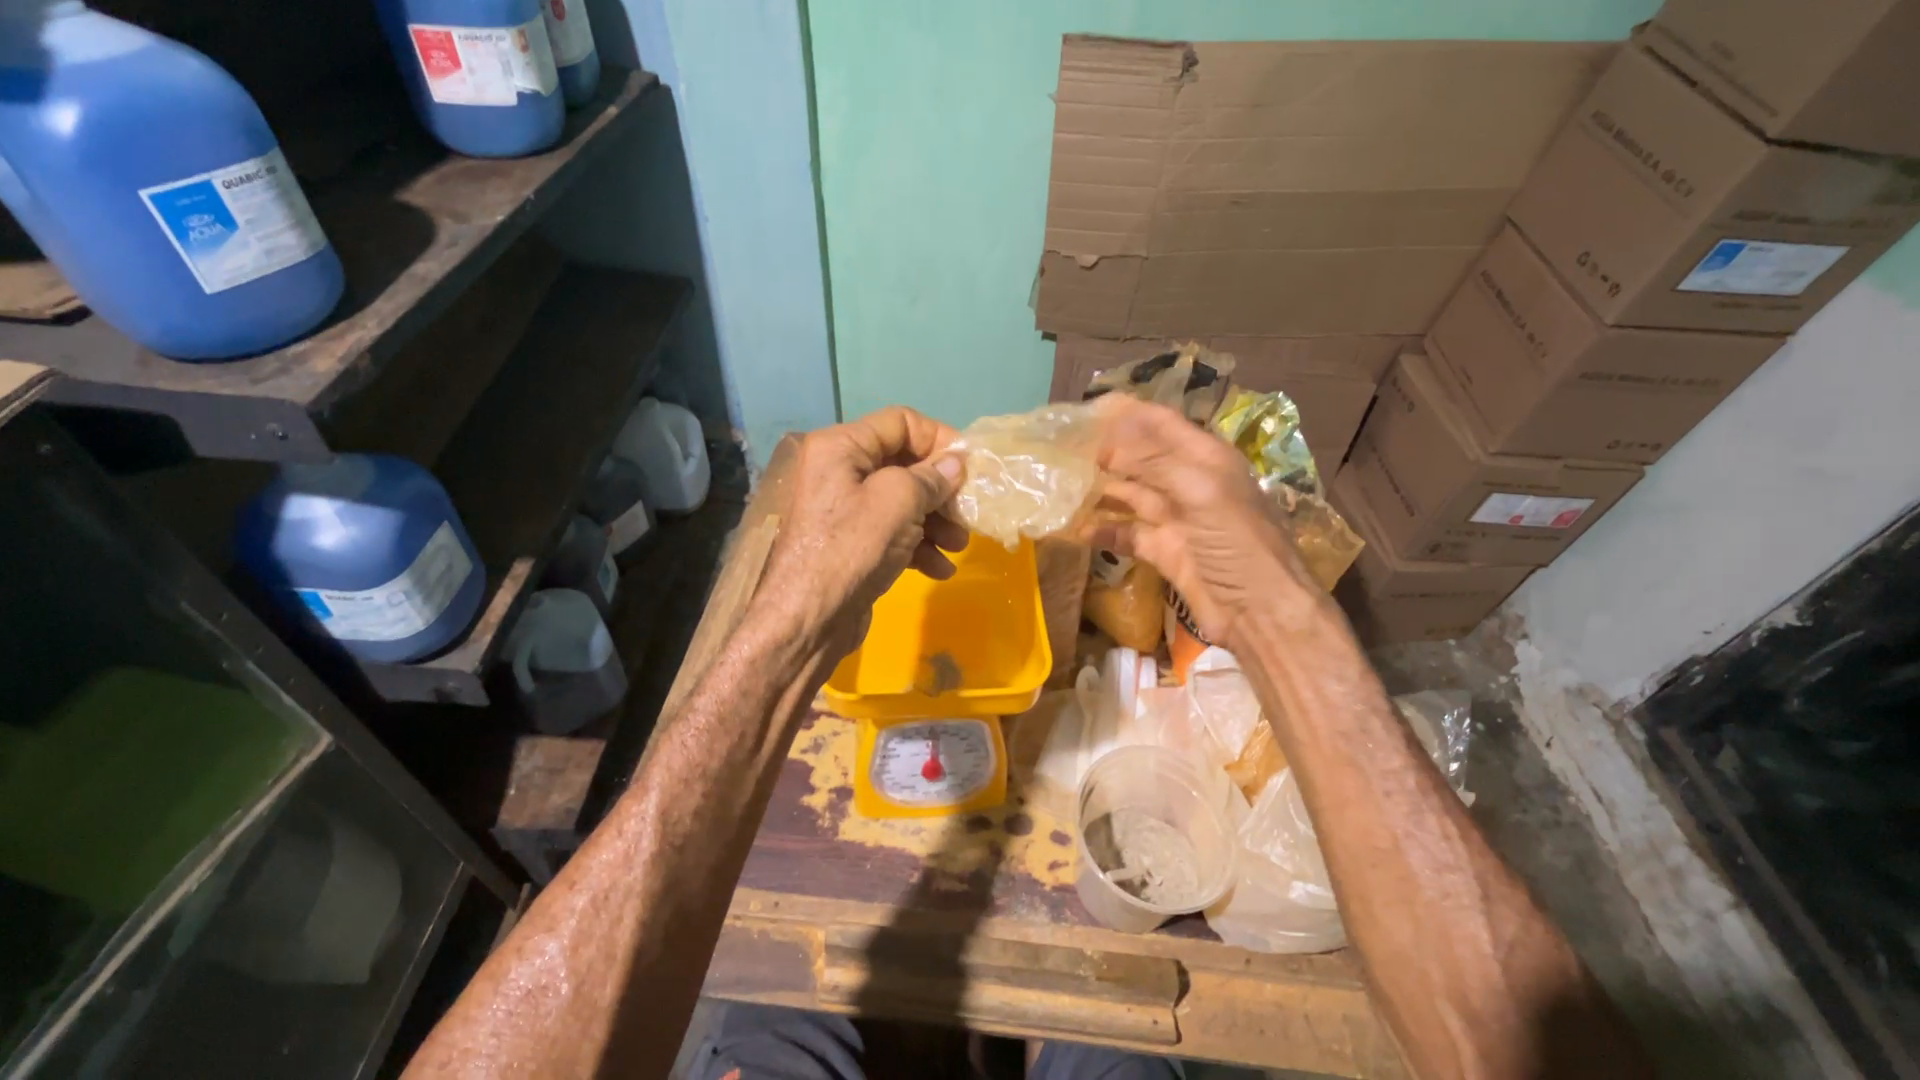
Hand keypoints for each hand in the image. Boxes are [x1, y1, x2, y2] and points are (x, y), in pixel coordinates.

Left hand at [755, 406, 969, 658]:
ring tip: (959, 546)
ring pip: (903, 502)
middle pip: (904, 464)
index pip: (900, 422)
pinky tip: (939, 569)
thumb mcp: (897, 502)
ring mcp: (844, 510)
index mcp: (840, 447)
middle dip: (941, 489)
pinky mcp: (852, 545)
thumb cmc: (851, 550)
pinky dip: (918, 545)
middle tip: (967, 514)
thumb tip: (955, 464)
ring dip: (936, 521)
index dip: (939, 439)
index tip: (970, 467)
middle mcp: (838, 471)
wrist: (807, 622)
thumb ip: (931, 477)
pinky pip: (893, 532)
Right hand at [1079, 395, 1320, 649]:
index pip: (1160, 423)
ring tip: (1059, 483)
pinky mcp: (1164, 552)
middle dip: (1104, 449)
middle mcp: (1188, 482)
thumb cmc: (1239, 543)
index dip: (1125, 412)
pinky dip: (1103, 531)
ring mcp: (1175, 519)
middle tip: (1059, 448)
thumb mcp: (1201, 491)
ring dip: (1098, 488)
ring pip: (1129, 494)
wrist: (1261, 612)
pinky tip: (1075, 528)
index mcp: (1205, 458)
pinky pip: (1127, 534)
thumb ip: (1154, 462)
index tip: (1083, 411)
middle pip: (1140, 456)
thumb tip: (1106, 445)